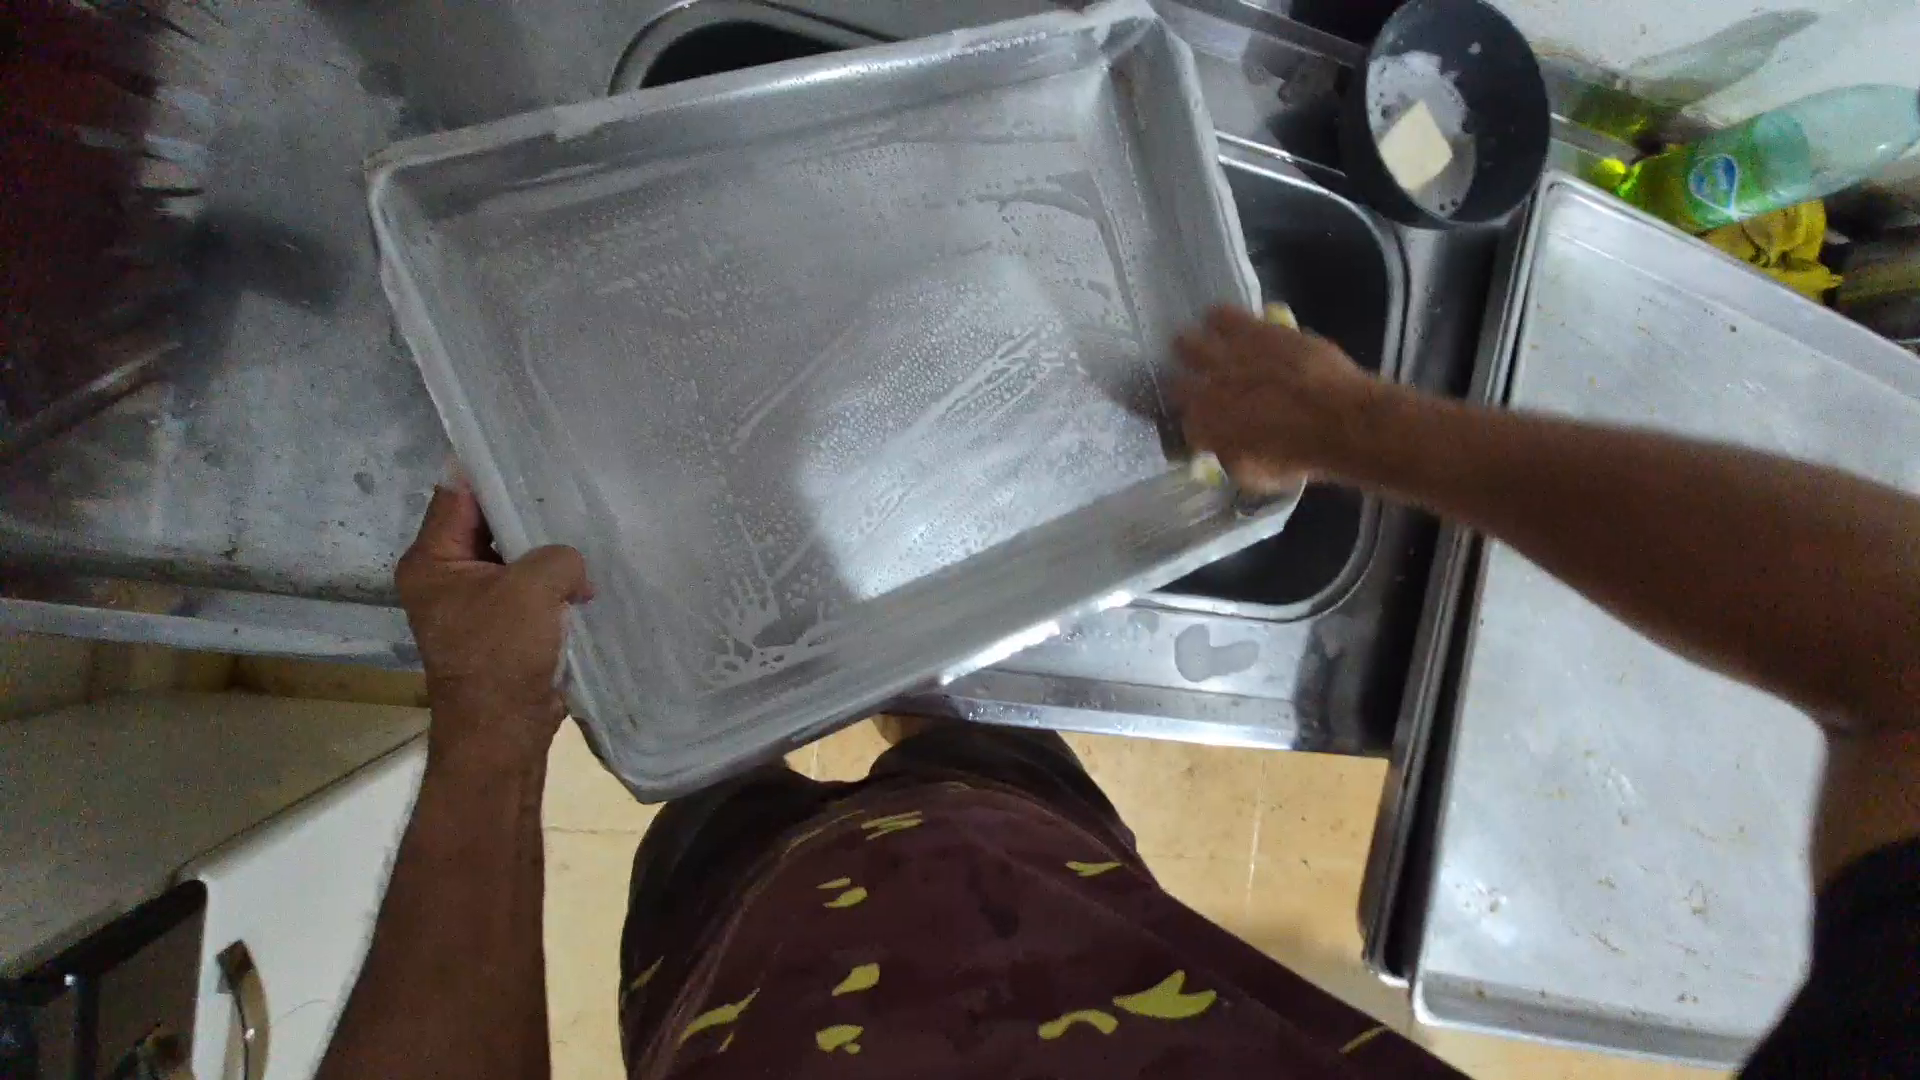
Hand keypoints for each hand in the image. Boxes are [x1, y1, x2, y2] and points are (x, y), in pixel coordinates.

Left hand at [395, 475, 592, 772]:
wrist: (505, 728)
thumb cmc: (503, 654)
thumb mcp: (532, 588)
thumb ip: (557, 555)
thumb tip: (572, 569)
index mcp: (432, 561)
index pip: (456, 494)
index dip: (490, 468)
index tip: (529, 445)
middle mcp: (448, 576)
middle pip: (488, 522)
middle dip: (528, 508)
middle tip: (571, 485)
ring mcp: (476, 601)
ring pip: (515, 554)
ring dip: (547, 547)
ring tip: (587, 526)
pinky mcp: (504, 623)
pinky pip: (530, 585)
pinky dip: (555, 578)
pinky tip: (586, 571)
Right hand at [1173, 305, 1390, 492]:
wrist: (1341, 420)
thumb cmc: (1297, 457)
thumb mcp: (1253, 474)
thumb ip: (1229, 456)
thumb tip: (1223, 448)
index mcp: (1204, 425)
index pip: (1182, 419)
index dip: (1190, 419)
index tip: (1199, 420)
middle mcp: (1206, 388)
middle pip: (1174, 377)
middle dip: (1181, 380)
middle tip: (1192, 378)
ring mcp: (1229, 356)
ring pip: (1189, 342)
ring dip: (1191, 345)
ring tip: (1199, 344)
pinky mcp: (1256, 331)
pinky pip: (1225, 316)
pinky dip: (1219, 319)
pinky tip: (1219, 318)